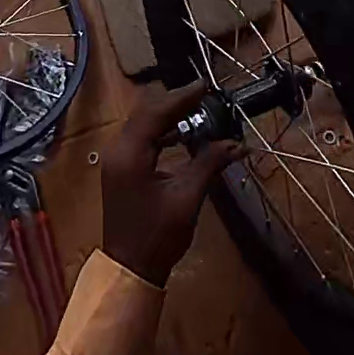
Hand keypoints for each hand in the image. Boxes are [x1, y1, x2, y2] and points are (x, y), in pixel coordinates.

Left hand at [100, 89, 242, 286]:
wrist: (130, 267)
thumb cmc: (158, 236)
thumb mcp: (187, 198)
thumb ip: (208, 164)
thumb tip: (236, 144)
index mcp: (129, 153)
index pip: (154, 112)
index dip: (181, 97)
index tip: (205, 86)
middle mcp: (118, 149)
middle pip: (145, 112)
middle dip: (174, 101)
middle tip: (204, 95)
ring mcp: (116, 157)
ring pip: (142, 123)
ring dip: (168, 115)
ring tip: (198, 109)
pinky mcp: (121, 166)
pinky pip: (140, 137)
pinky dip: (161, 130)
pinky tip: (182, 133)